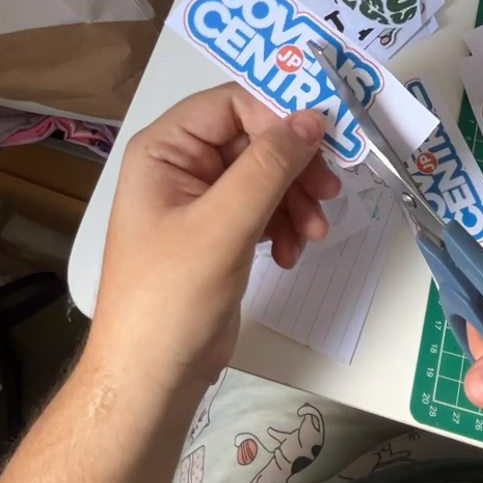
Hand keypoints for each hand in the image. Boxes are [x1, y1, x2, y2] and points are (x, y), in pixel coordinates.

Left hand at [89, 84, 342, 389]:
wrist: (153, 379)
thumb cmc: (172, 296)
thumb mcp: (224, 224)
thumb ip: (270, 165)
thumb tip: (312, 118)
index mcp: (165, 148)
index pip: (231, 103)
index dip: (277, 115)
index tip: (321, 139)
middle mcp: (181, 163)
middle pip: (254, 138)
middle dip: (294, 166)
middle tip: (329, 190)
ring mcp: (201, 197)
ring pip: (265, 172)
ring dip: (295, 198)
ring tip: (314, 232)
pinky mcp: (220, 228)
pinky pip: (264, 204)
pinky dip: (285, 222)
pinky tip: (292, 251)